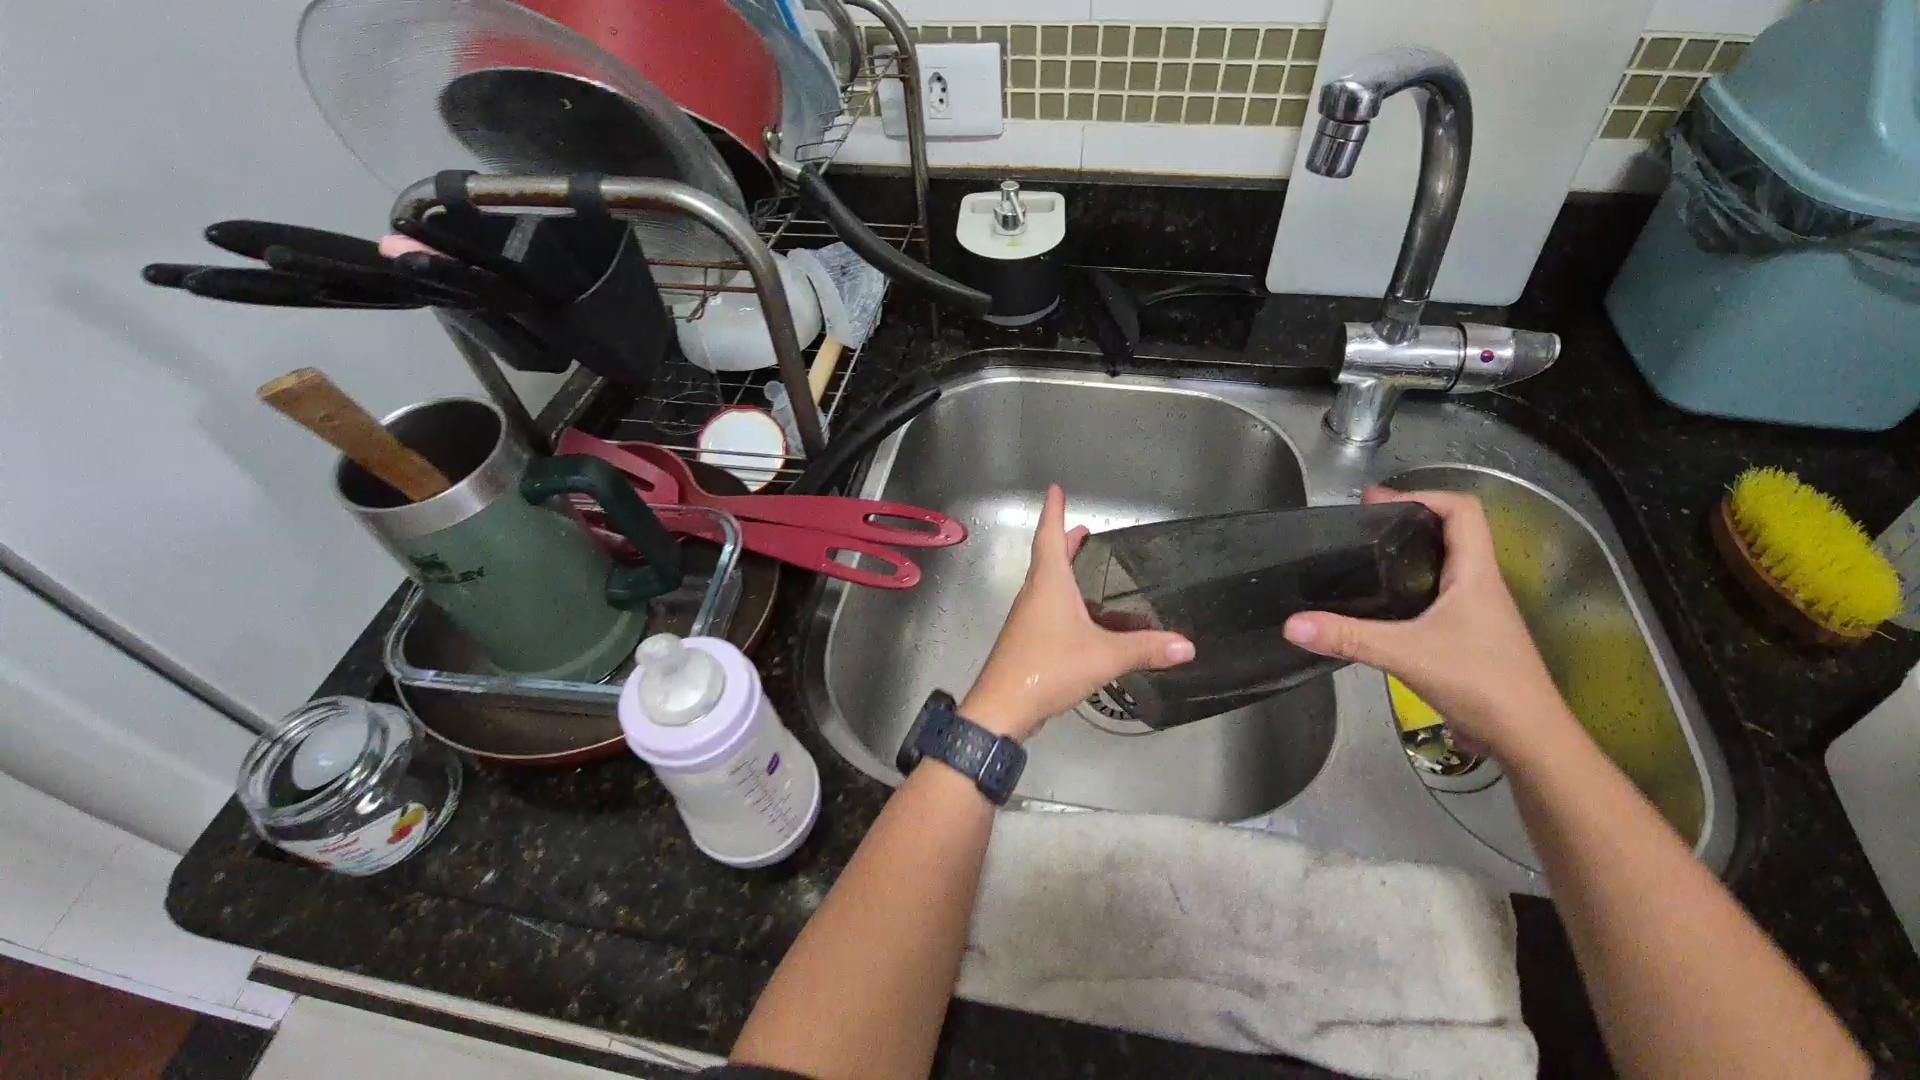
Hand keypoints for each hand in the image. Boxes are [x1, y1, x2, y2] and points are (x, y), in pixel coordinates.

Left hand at [961, 486, 1195, 740]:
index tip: (1055, 490)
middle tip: (1083, 530)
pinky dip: (1061, 598)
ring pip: (1045, 584)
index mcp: (1048, 585)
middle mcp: (1034, 594)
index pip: (1050, 537)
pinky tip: (1078, 616)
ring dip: (1062, 570)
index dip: (1054, 512)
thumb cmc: (1048, 668)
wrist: (1001, 708)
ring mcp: (1027, 619)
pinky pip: (1045, 608)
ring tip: (1084, 565)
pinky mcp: (1026, 641)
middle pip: (1048, 558)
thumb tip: (1188, 646)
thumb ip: (1145, 649)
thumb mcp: (1104, 657)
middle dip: (1064, 541)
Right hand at [1282, 488, 1571, 756]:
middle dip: (1407, 523)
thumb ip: (1348, 637)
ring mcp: (1478, 614)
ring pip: (1445, 568)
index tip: (1378, 503)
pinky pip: (1438, 599)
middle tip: (1361, 527)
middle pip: (1452, 534)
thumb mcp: (1405, 654)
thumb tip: (1292, 624)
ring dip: (1408, 557)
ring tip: (1364, 561)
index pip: (1462, 511)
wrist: (1527, 738)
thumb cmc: (1479, 682)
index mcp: (1475, 574)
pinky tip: (1381, 609)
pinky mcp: (1469, 639)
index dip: (1422, 496)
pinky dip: (1409, 592)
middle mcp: (1480, 586)